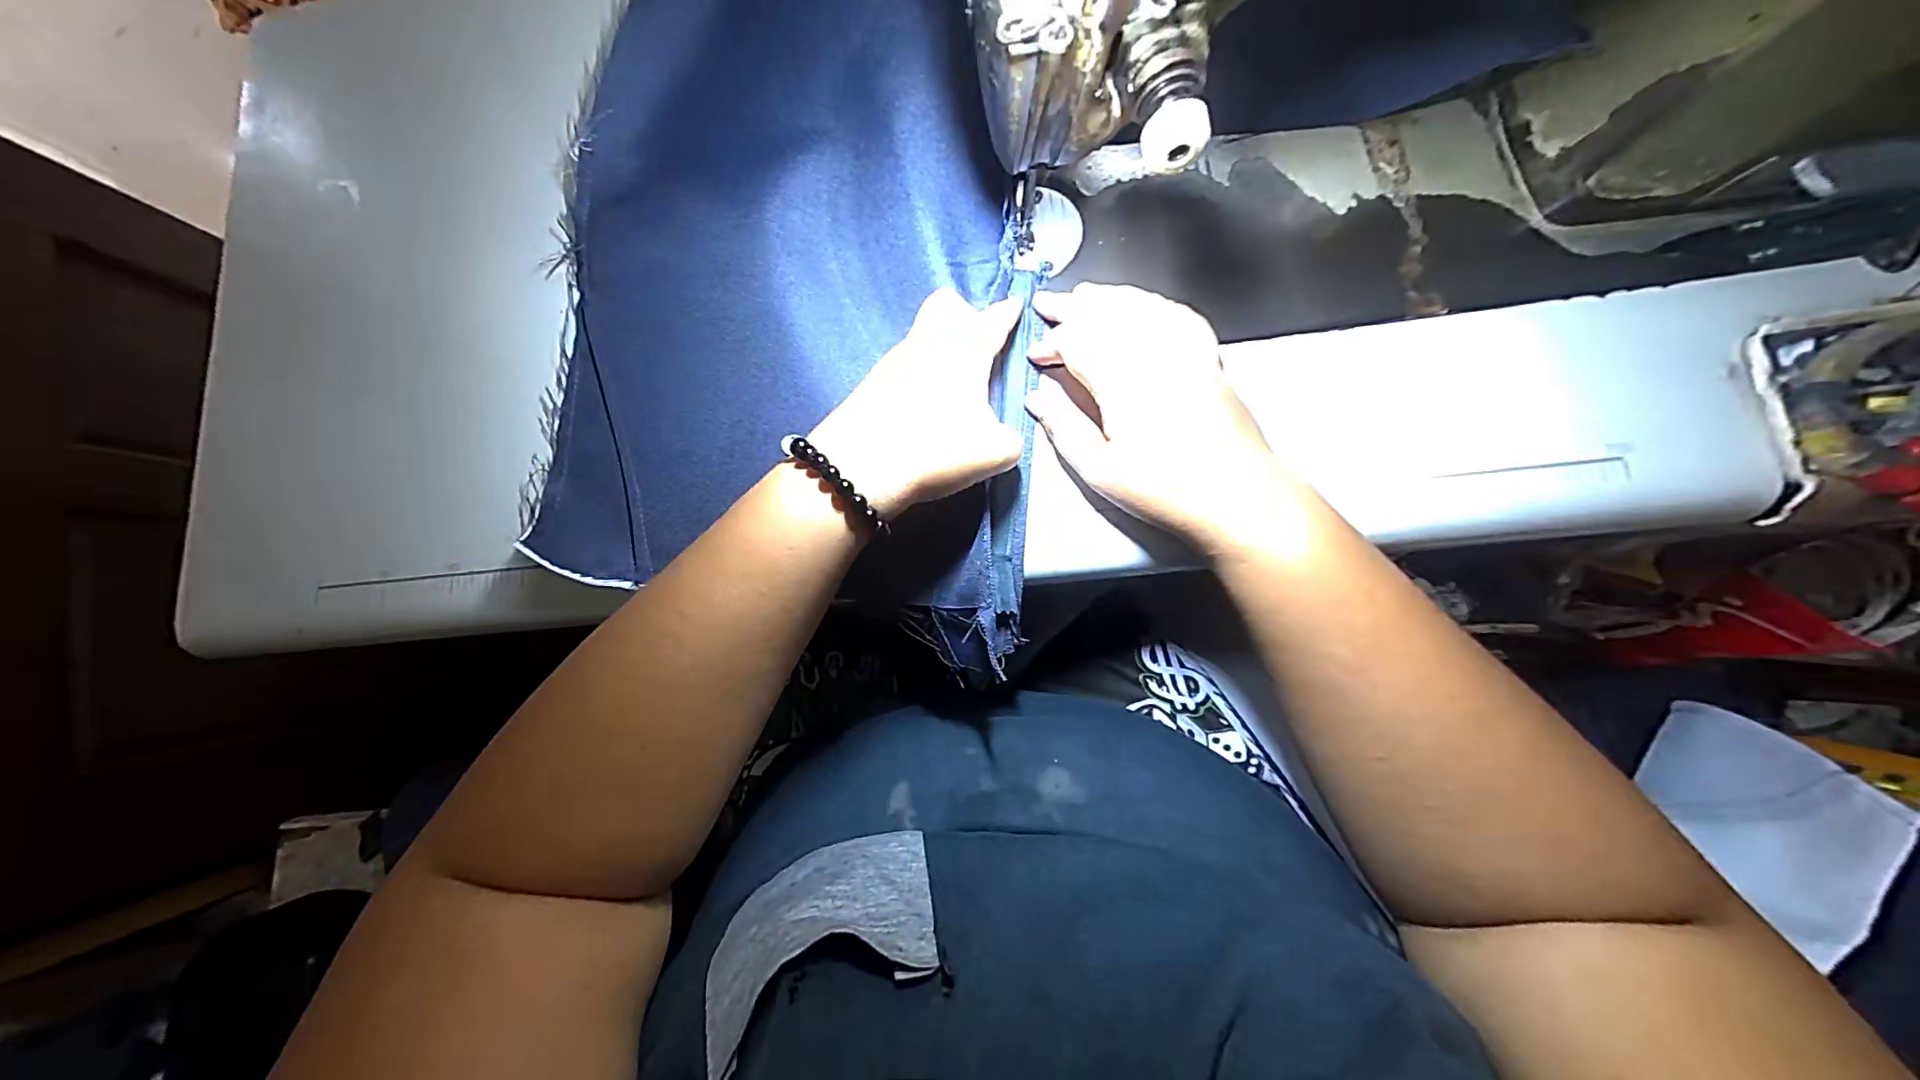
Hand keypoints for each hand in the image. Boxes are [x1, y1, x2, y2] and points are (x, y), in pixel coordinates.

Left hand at [804, 289, 1025, 518]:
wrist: (860, 468)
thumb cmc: (937, 449)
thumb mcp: (997, 452)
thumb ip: (1011, 437)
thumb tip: (1002, 433)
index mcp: (966, 348)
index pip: (993, 319)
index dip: (1008, 312)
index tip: (1014, 305)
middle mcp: (928, 343)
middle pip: (946, 305)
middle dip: (964, 314)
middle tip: (977, 346)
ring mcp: (894, 360)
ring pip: (922, 337)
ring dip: (940, 352)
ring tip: (952, 390)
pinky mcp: (870, 384)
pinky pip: (903, 367)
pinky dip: (918, 378)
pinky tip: (922, 409)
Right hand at [1025, 283, 1297, 555]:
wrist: (1236, 493)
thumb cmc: (1167, 488)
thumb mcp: (1100, 470)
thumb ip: (1064, 428)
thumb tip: (1038, 399)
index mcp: (1121, 380)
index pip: (1077, 341)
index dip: (1051, 341)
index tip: (1036, 353)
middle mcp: (1153, 355)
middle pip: (1106, 315)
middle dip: (1072, 307)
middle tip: (1048, 304)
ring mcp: (1184, 352)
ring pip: (1140, 307)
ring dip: (1108, 299)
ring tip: (1086, 296)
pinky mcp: (1207, 358)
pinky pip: (1176, 315)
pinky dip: (1153, 304)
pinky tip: (1143, 305)